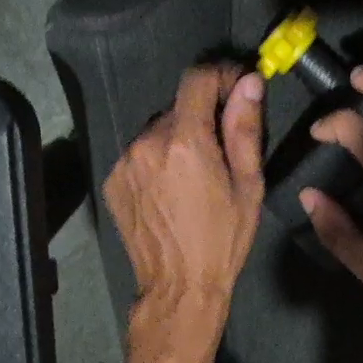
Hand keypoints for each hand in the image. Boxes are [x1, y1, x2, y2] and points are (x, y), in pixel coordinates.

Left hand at [104, 62, 265, 331]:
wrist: (178, 286)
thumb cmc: (222, 240)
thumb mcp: (247, 187)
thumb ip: (245, 130)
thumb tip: (250, 83)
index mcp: (184, 141)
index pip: (197, 80)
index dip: (220, 76)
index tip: (237, 88)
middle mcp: (147, 143)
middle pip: (177, 107)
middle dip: (201, 117)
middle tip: (220, 149)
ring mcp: (124, 162)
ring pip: (156, 131)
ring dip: (176, 140)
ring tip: (193, 176)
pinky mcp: (112, 181)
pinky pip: (138, 155)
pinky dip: (155, 161)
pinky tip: (169, 190)